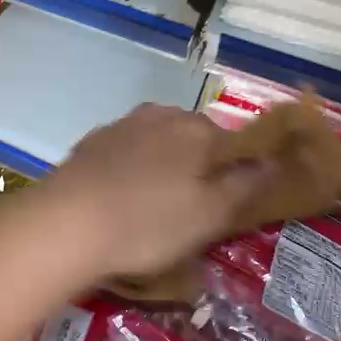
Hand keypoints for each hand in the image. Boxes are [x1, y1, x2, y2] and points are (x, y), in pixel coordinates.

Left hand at [19, 104, 273, 283]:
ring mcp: (126, 124)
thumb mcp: (209, 217)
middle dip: (202, 166)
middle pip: (198, 138)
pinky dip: (136, 167)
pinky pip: (130, 149)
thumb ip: (244, 186)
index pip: (236, 143)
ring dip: (167, 164)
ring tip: (159, 204)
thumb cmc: (148, 224)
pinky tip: (126, 195)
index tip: (232, 202)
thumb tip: (272, 162)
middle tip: (196, 210)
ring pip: (161, 140)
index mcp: (199, 131)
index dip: (239, 171)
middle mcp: (165, 115)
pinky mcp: (96, 139)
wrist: (68, 222)